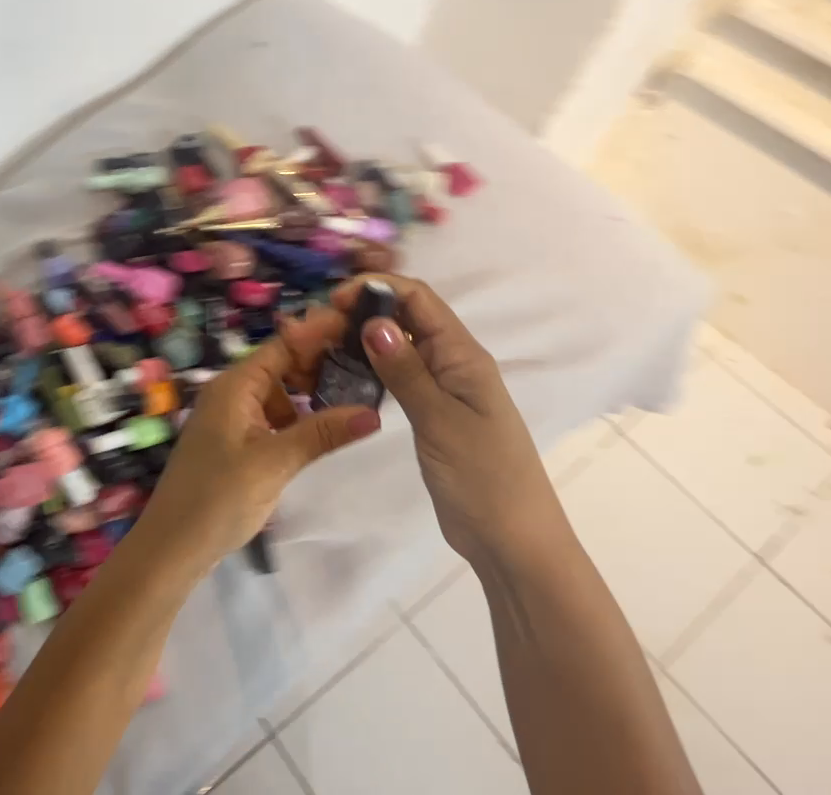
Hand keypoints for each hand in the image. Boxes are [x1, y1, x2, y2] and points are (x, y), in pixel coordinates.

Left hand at [136, 308, 382, 571]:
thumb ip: (322, 433)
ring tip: (354, 402)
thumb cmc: (218, 497)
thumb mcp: (274, 462)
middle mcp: (231, 393)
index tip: (362, 332)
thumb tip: (373, 412)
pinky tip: (322, 433)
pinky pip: (271, 417)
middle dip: (321, 367)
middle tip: (368, 374)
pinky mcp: (233, 442)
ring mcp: (230, 418)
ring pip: (279, 393)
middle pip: (282, 365)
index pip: (284, 344)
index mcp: (235, 385)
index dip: (321, 335)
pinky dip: (296, 419)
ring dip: (311, 396)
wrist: (172, 546)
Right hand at [332, 275, 552, 561]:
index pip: (420, 300)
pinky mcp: (432, 415)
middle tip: (318, 326)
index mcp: (464, 356)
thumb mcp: (440, 421)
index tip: (334, 300)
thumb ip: (406, 371)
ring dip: (366, 340)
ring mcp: (443, 390)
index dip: (378, 289)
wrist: (512, 541)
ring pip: (401, 348)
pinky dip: (373, 369)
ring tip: (321, 346)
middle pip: (408, 318)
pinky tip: (344, 376)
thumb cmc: (483, 477)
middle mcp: (453, 364)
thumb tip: (374, 321)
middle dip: (366, 311)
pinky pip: (400, 377)